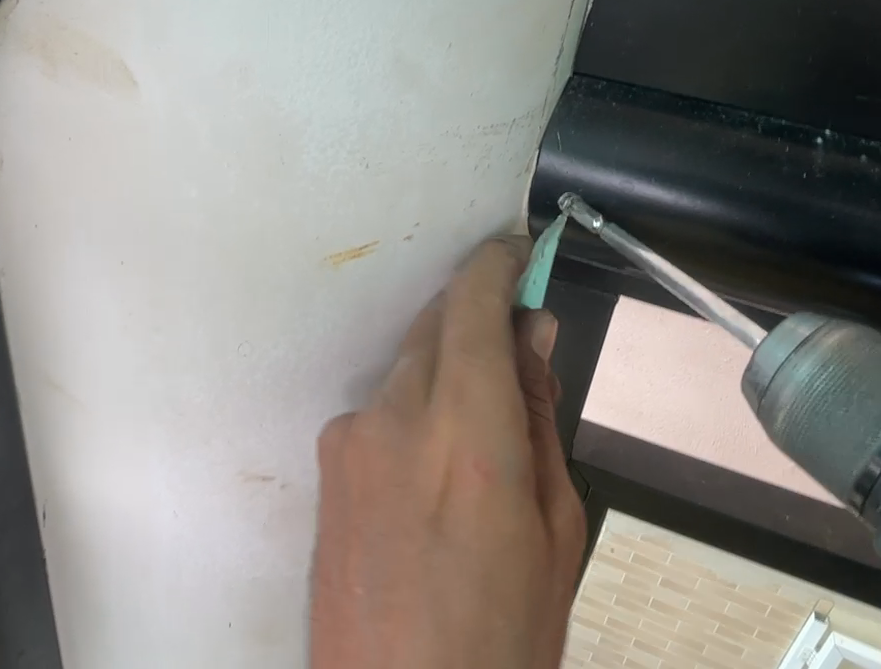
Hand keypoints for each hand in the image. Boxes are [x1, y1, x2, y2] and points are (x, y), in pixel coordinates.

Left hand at [310, 237, 586, 668]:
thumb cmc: (501, 634)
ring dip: (445, 375)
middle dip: (478, 321)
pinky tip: (430, 477)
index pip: (473, 306)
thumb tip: (532, 335)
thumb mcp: (555, 527)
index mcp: (469, 434)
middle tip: (516, 350)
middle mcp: (396, 417)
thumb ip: (538, 414)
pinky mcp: (325, 462)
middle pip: (437, 324)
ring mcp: (349, 438)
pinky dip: (412, 413)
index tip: (517, 251)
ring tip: (475, 444)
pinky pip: (379, 409)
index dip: (496, 265)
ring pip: (409, 368)